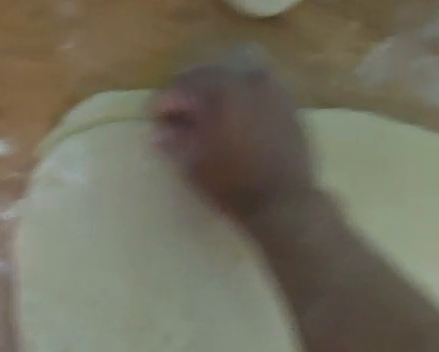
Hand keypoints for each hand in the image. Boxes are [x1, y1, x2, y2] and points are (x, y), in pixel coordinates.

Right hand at [151, 47, 316, 226]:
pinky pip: (258, 79)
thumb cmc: (232, 187)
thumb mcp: (195, 168)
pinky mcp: (285, 98)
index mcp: (217, 92)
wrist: (282, 199)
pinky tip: (234, 113)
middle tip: (176, 115)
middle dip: (187, 91)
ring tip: (206, 109)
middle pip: (206, 71)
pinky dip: (240, 89)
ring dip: (216, 83)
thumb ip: (175, 144)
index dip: (163, 102)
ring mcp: (269, 85)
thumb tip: (157, 133)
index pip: (180, 85)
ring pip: (234, 66)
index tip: (153, 119)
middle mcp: (244, 78)